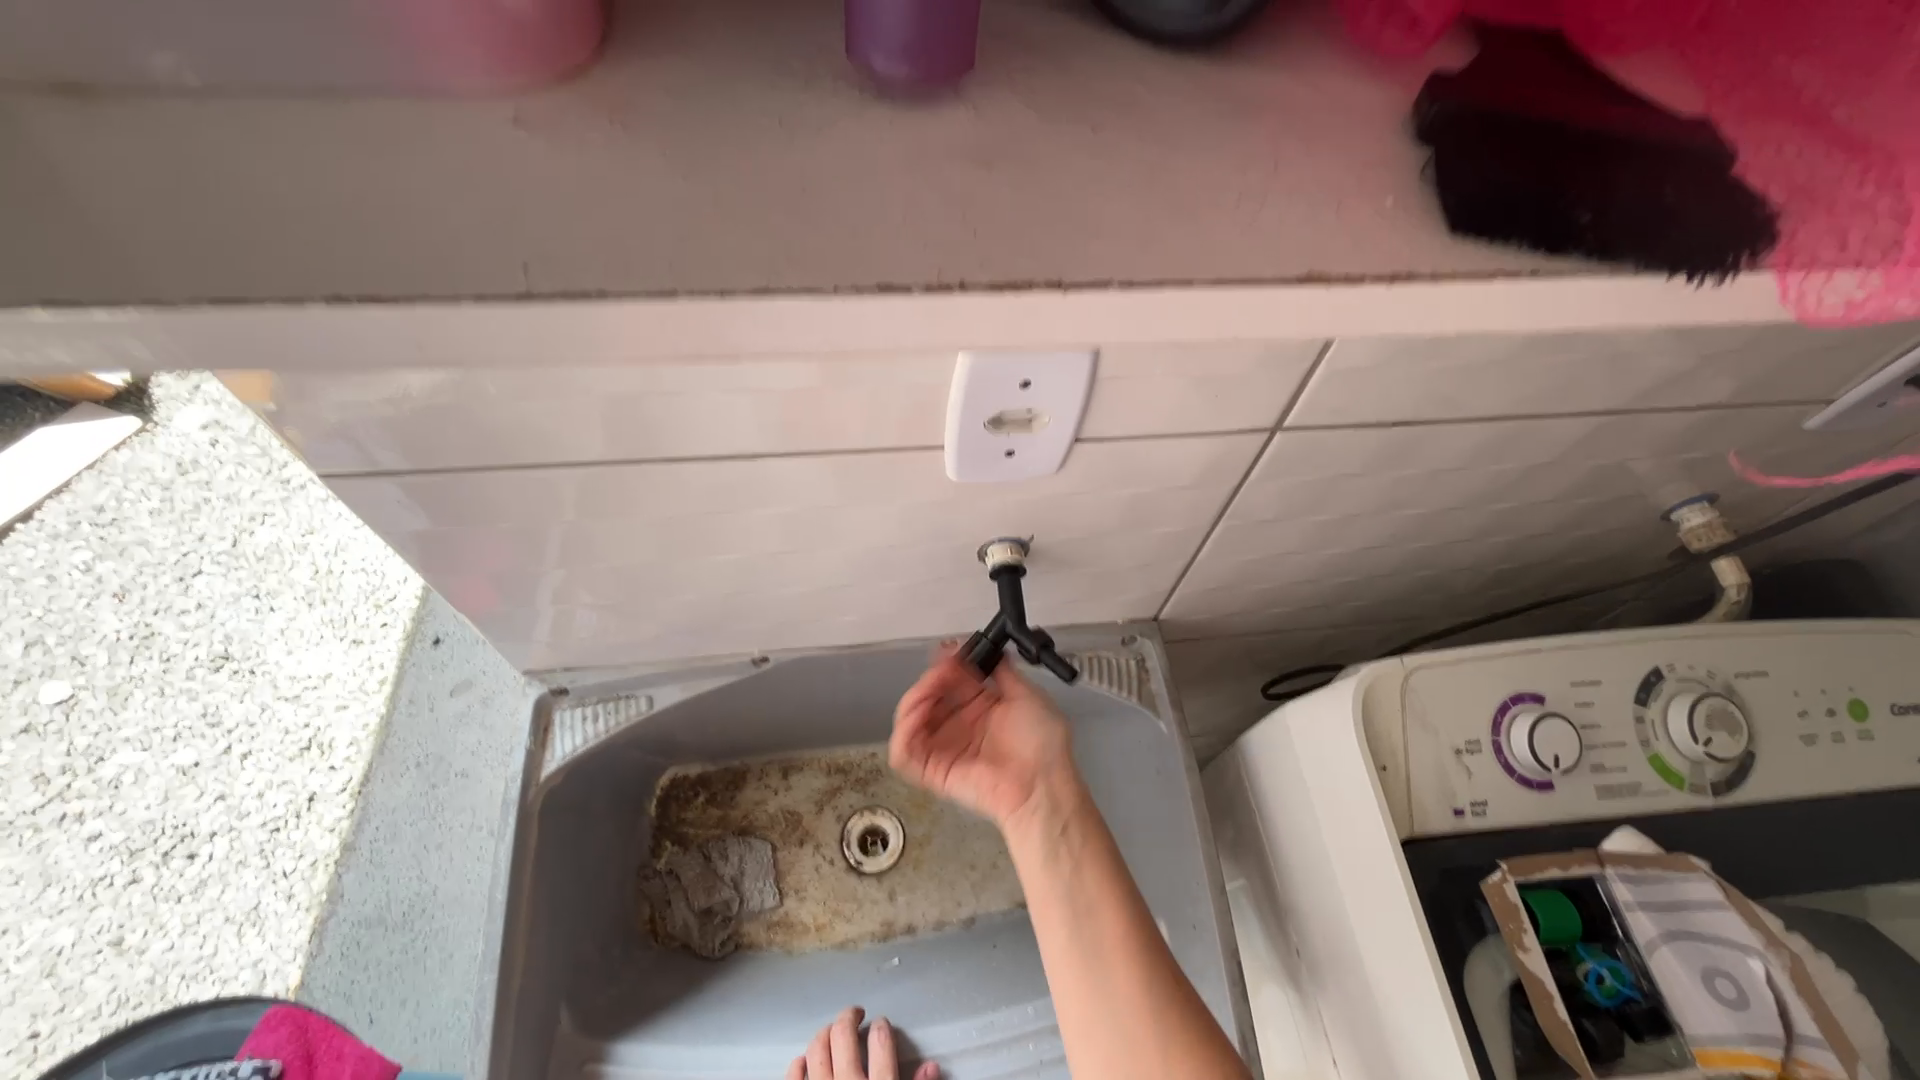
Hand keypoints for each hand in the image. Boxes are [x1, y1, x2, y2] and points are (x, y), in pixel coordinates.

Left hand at [789, 1007, 937, 1079]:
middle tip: (855, 1013)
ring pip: (816, 1049)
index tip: (881, 1023)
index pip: (881, 1044)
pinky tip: (806, 1059)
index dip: (882, 1027)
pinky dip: (799, 1064)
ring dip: (825, 1033)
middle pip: (842, 1035)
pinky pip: (794, 1076)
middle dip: (849, 1016)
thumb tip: (932, 1067)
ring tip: (833, 1030)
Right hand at [890, 652, 1074, 831]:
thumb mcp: (1028, 696)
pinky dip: (902, 731)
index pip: (953, 679)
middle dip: (930, 677)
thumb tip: (993, 650)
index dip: (948, 663)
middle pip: (928, 695)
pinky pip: (904, 751)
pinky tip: (918, 715)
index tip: (950, 651)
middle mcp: (960, 724)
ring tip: (929, 690)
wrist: (1042, 785)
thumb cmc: (1042, 743)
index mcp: (982, 707)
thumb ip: (1004, 672)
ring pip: (910, 719)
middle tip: (942, 670)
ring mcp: (945, 747)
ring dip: (913, 698)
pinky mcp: (932, 770)